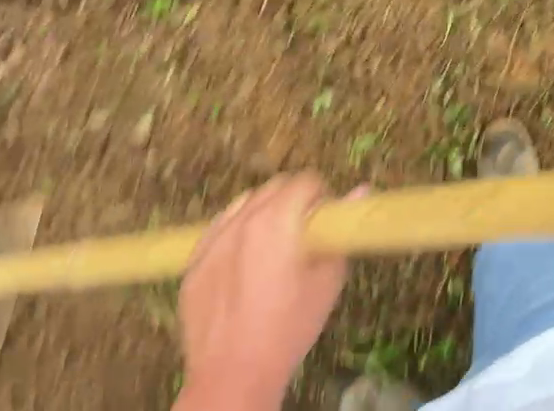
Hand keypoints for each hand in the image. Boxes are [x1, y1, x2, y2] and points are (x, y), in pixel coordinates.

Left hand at [175, 175, 348, 410]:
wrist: (233, 373)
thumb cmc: (290, 325)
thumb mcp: (328, 279)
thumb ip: (342, 231)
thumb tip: (361, 189)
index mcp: (278, 219)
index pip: (305, 181)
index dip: (321, 198)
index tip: (325, 223)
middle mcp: (242, 220)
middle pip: (274, 188)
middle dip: (293, 201)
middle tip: (303, 235)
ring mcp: (212, 241)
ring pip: (244, 205)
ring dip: (263, 213)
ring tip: (272, 247)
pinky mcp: (192, 264)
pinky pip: (218, 231)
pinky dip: (235, 234)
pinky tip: (243, 264)